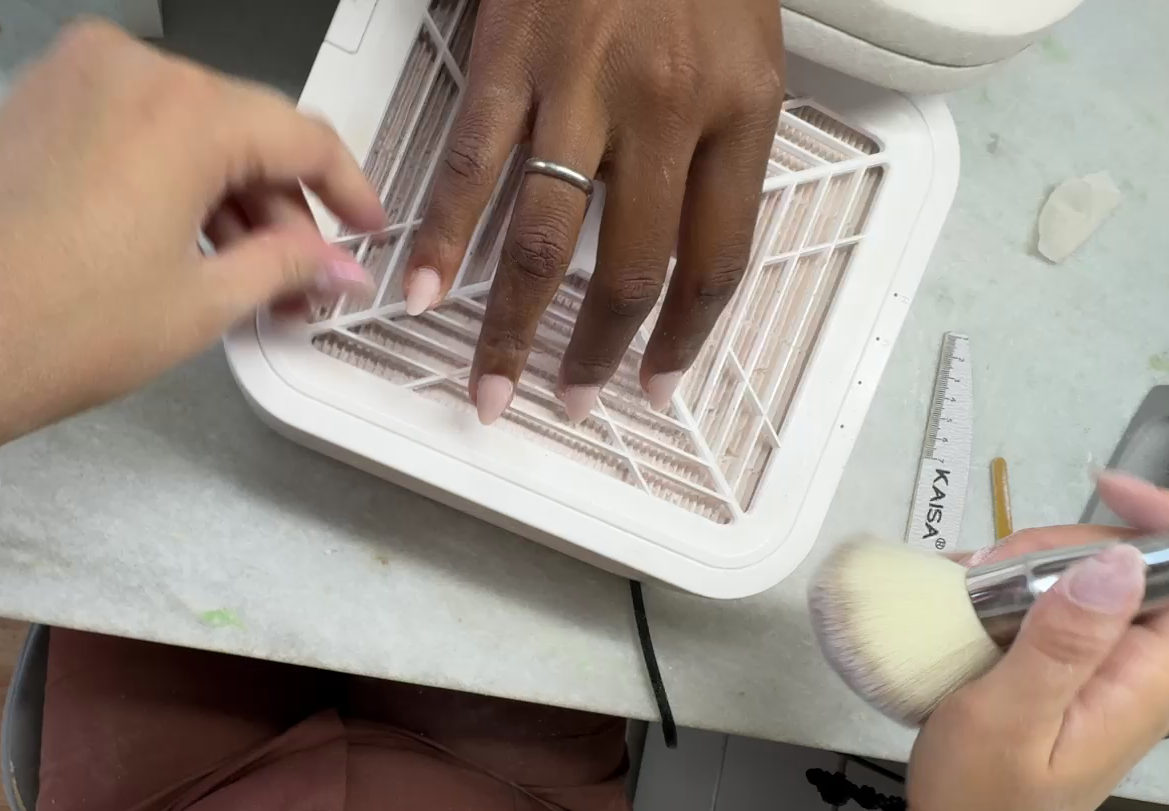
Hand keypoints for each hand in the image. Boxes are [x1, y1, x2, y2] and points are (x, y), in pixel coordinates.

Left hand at [0, 20, 384, 489]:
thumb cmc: (72, 330)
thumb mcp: (200, 304)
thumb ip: (284, 269)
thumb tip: (344, 266)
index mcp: (184, 104)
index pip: (300, 135)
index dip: (349, 189)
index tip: (371, 233)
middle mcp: (128, 66)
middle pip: (242, 134)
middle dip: (284, 212)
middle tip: (304, 287)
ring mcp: (70, 81)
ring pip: (187, 139)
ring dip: (231, 208)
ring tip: (248, 286)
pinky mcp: (32, 110)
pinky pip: (135, 140)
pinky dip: (176, 194)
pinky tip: (187, 255)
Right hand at [401, 0, 782, 423]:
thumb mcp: (744, 46)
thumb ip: (713, 150)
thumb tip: (668, 248)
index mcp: (742, 109)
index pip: (718, 261)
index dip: (683, 342)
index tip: (653, 389)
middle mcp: (668, 109)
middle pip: (632, 270)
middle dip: (593, 355)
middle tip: (568, 406)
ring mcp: (585, 86)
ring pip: (548, 241)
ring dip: (512, 328)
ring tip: (490, 388)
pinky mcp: (512, 60)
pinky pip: (474, 171)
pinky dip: (446, 242)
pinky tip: (424, 295)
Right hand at [903, 472, 1168, 810]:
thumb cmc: (983, 792)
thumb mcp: (1009, 719)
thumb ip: (1060, 646)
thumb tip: (1117, 566)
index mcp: (1146, 681)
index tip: (1103, 489)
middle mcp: (1138, 668)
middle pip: (1142, 570)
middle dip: (1066, 544)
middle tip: (986, 564)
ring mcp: (1100, 670)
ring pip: (1092, 584)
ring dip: (1027, 567)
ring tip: (963, 586)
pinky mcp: (1064, 673)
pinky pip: (1054, 609)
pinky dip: (1007, 590)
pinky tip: (962, 601)